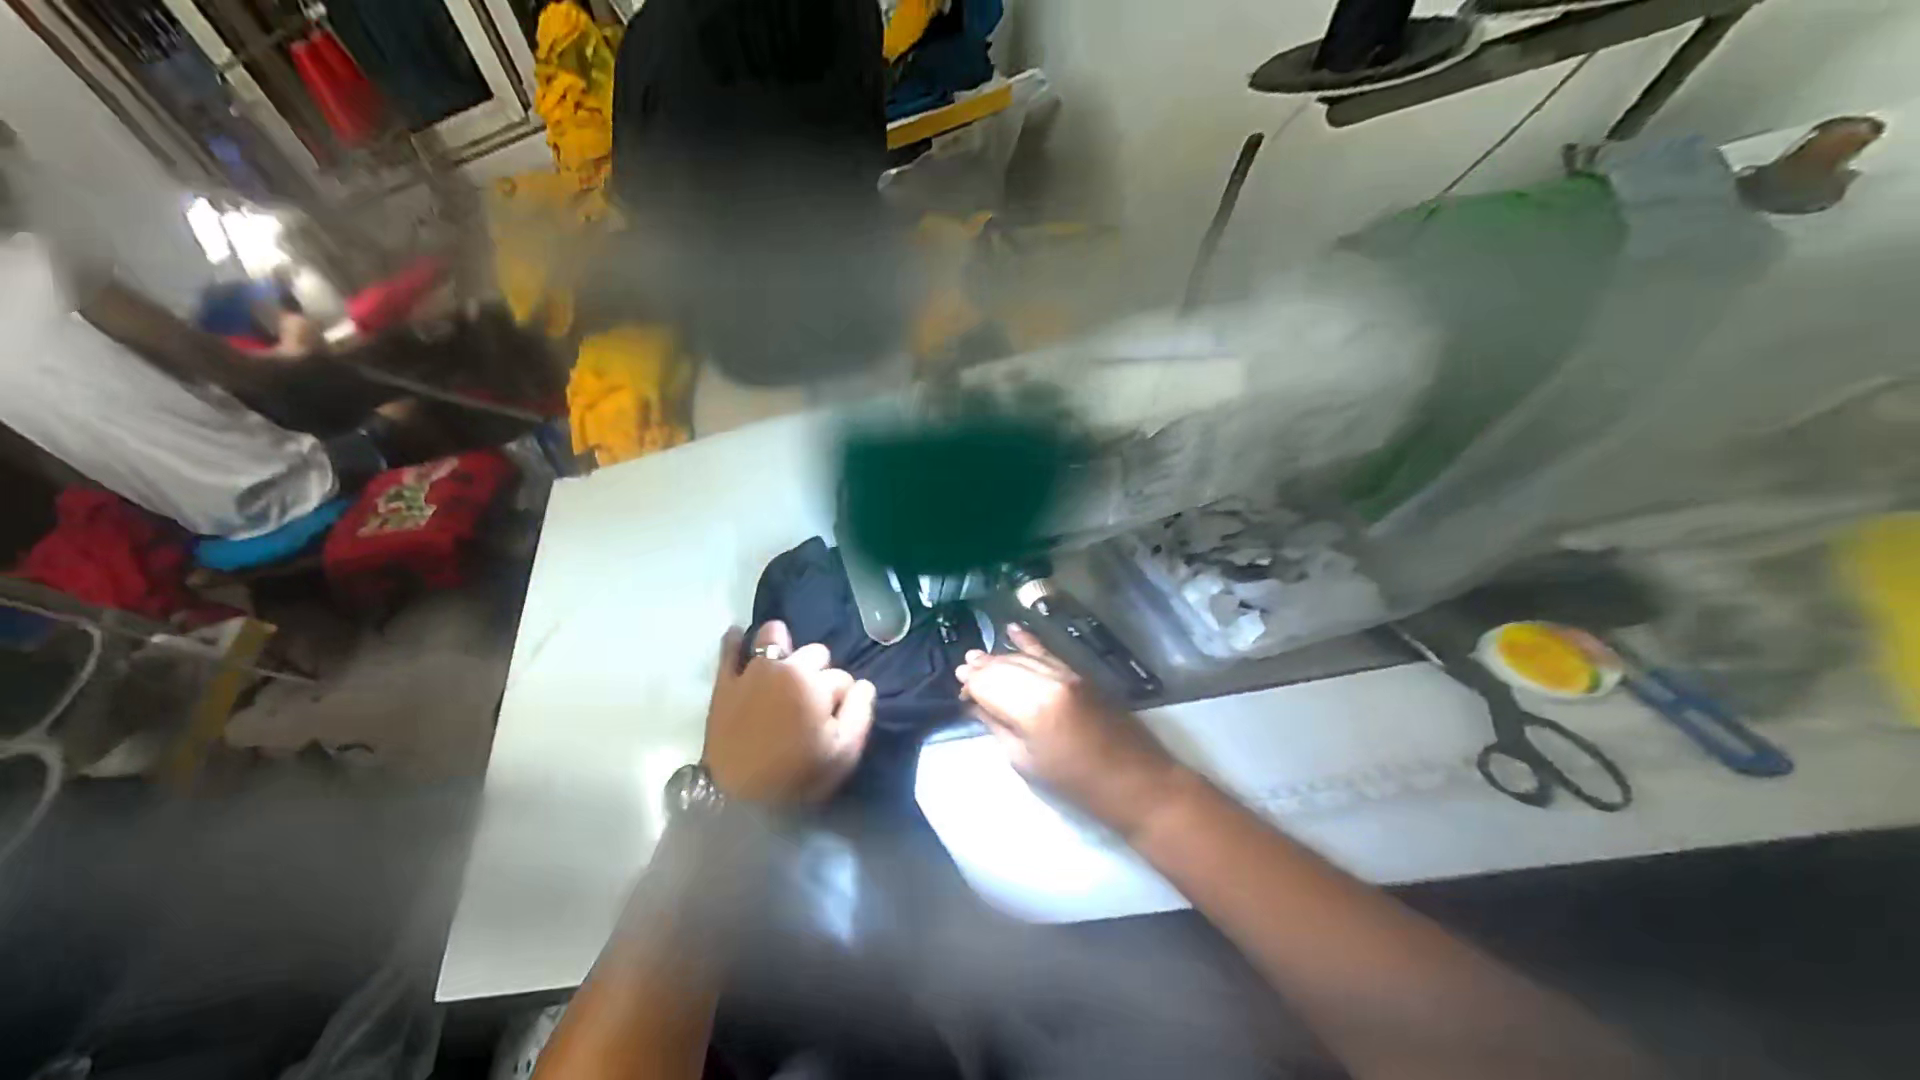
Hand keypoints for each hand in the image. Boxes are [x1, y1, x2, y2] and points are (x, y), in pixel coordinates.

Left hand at [703, 621, 875, 805]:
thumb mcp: (844, 752)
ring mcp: (751, 672)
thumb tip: (864, 685)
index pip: (843, 677)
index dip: (843, 698)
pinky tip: (737, 635)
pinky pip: (727, 650)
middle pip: (815, 653)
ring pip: (774, 636)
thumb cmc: (797, 776)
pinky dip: (734, 640)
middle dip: (819, 671)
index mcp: (816, 683)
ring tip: (785, 664)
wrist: (738, 801)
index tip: (835, 719)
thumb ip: (860, 712)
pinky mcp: (724, 684)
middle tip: (812, 701)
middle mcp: (785, 667)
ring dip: (783, 645)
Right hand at [955, 624, 1186, 836]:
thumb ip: (996, 725)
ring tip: (978, 657)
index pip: (988, 684)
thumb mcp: (1025, 761)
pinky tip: (1013, 630)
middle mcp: (1048, 680)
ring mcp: (1067, 673)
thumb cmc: (1075, 784)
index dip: (970, 684)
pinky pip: (1049, 651)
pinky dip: (1029, 641)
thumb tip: (973, 702)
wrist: (1134, 781)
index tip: (958, 689)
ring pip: (1023, 657)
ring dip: (1000, 657)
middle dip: (981, 668)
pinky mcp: (1080, 673)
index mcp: (1031, 707)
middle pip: (1004, 666)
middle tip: (963, 670)